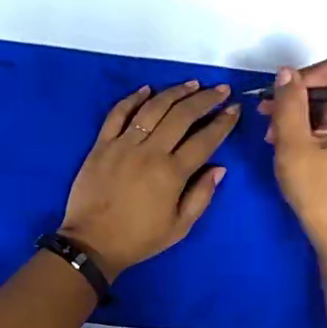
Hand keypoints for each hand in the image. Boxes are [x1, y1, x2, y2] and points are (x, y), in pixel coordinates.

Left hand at [59, 81, 241, 278]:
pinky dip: (132, 99)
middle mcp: (149, 152)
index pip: (204, 140)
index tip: (234, 109)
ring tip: (191, 84)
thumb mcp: (179, 227)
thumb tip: (219, 168)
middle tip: (220, 90)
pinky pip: (117, 114)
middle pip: (181, 116)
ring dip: (174, 93)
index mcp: (172, 173)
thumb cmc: (138, 238)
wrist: (92, 242)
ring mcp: (123, 145)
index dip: (222, 122)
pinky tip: (146, 89)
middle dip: (204, 100)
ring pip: (152, 109)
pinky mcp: (101, 145)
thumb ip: (201, 196)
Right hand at [260, 51, 326, 241]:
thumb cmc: (318, 189)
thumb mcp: (294, 144)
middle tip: (269, 113)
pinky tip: (279, 136)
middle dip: (298, 92)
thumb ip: (289, 104)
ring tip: (271, 130)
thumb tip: (285, 72)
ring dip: (293, 108)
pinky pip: (321, 113)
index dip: (314, 72)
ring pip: (322, 96)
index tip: (289, 96)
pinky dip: (299, 120)